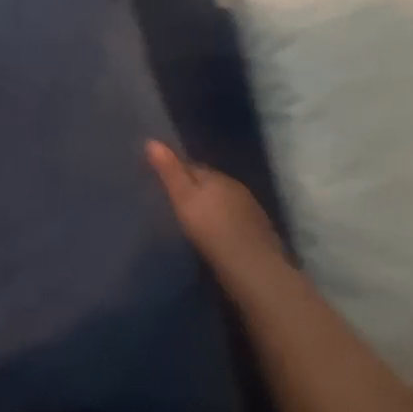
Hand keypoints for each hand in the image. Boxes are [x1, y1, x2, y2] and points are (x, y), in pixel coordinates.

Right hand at [146, 140, 286, 286]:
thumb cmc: (212, 230)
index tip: (160, 182)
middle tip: (174, 203)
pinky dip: (224, 223)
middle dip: (194, 189)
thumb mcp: (183, 199)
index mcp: (217, 177)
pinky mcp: (260, 233)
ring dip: (211, 207)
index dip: (175, 172)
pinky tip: (216, 236)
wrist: (254, 270)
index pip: (191, 166)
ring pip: (224, 202)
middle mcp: (237, 188)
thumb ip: (169, 171)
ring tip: (193, 221)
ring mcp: (252, 210)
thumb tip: (152, 140)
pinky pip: (235, 220)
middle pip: (209, 183)